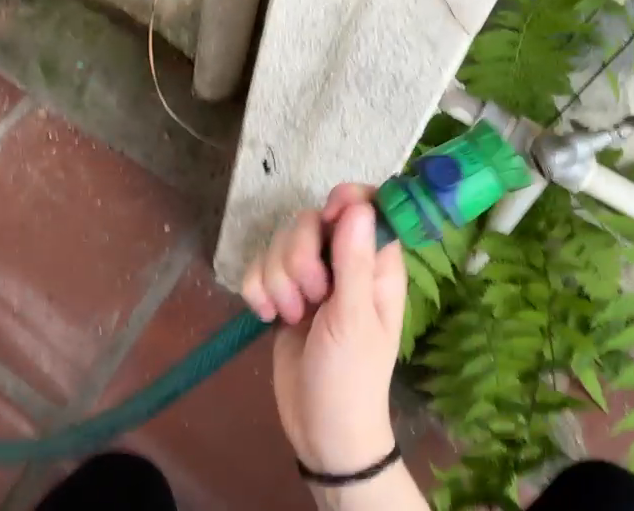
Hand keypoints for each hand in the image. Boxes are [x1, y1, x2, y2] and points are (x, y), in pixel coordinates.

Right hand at [240, 184, 407, 476]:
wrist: (319, 431)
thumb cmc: (351, 378)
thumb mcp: (353, 320)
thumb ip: (354, 260)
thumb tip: (358, 204)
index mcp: (376, 264)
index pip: (366, 206)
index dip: (344, 203)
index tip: (326, 219)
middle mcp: (344, 262)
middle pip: (311, 220)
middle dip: (299, 255)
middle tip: (312, 296)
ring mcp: (311, 277)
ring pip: (280, 241)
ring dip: (277, 278)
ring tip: (291, 316)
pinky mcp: (282, 292)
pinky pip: (258, 265)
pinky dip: (257, 289)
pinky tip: (268, 317)